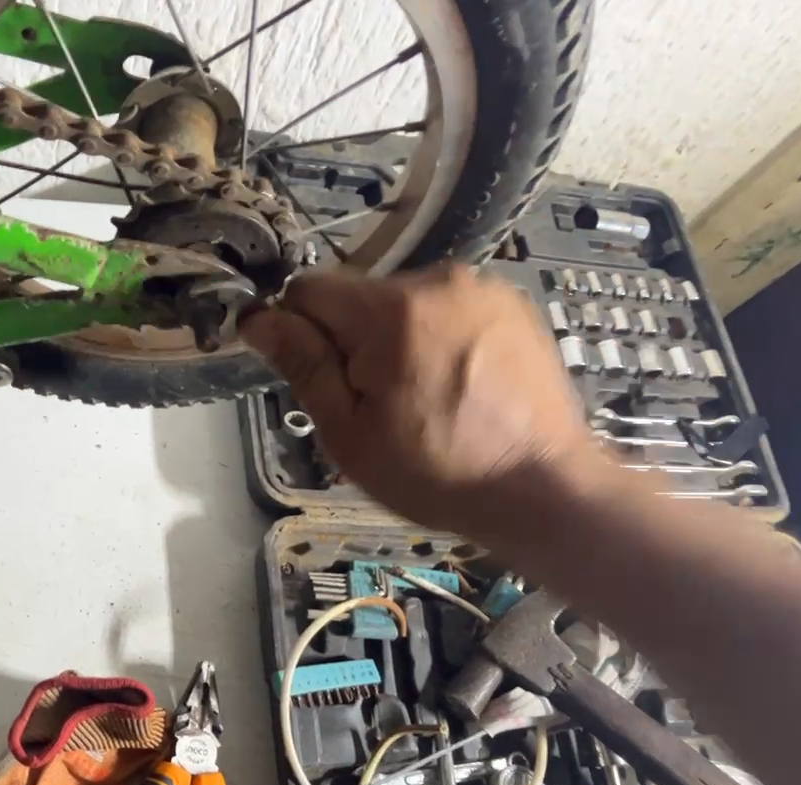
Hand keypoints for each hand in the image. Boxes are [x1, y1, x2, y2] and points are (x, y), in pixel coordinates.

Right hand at [240, 263, 606, 534]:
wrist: (542, 489)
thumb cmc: (433, 473)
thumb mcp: (349, 432)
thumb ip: (304, 365)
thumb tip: (258, 319)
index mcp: (391, 311)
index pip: (309, 289)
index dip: (297, 330)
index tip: (314, 376)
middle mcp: (438, 279)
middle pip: (359, 296)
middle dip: (352, 340)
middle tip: (375, 404)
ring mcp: (482, 287)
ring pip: (404, 303)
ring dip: (396, 339)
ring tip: (422, 398)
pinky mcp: (512, 303)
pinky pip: (447, 309)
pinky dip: (437, 338)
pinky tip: (456, 385)